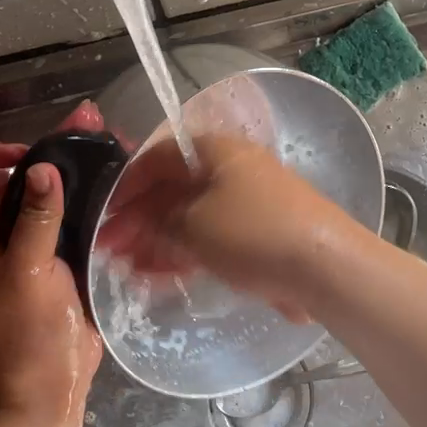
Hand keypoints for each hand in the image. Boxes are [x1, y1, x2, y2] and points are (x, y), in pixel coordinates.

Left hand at [0, 127, 103, 426]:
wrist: (49, 394)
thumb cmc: (24, 337)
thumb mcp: (26, 273)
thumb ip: (36, 218)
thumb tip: (43, 167)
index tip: (26, 151)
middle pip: (3, 189)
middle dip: (37, 158)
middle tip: (79, 130)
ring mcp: (20, 257)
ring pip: (35, 203)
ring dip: (61, 176)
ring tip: (98, 145)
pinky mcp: (49, 266)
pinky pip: (57, 222)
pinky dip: (76, 200)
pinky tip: (103, 183)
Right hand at [95, 134, 364, 321]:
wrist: (323, 264)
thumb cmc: (253, 232)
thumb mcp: (194, 225)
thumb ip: (160, 221)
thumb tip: (141, 221)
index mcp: (215, 149)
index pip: (159, 156)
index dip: (127, 184)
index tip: (103, 215)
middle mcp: (229, 167)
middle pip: (173, 187)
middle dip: (138, 217)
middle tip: (108, 251)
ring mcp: (245, 200)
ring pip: (189, 215)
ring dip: (156, 238)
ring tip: (126, 269)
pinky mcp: (256, 232)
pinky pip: (209, 236)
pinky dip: (182, 251)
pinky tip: (157, 276)